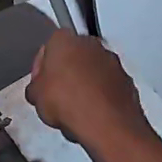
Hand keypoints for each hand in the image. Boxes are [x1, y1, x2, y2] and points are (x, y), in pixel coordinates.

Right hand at [27, 32, 150, 150]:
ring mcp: (112, 61)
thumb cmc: (70, 102)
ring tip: (74, 110)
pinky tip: (92, 114)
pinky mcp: (126, 80)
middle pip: (73, 58)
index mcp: (65, 40)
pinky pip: (108, 87)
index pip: (47, 48)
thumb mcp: (36, 96)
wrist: (106, 122)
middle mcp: (91, 44)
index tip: (40, 84)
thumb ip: (35, 88)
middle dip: (65, 76)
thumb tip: (38, 91)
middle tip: (57, 97)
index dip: (41, 69)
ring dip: (84, 87)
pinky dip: (101, 97)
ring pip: (92, 72)